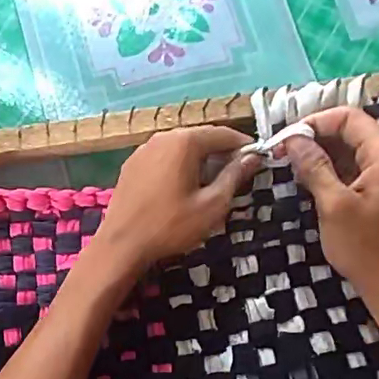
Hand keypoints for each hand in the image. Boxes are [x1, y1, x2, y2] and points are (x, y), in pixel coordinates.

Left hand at [93, 126, 260, 274]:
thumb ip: (234, 176)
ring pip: (180, 148)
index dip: (243, 146)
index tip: (257, 161)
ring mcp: (143, 150)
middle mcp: (162, 137)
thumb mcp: (212, 205)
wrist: (121, 245)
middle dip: (221, 154)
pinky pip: (163, 158)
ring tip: (210, 185)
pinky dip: (178, 166)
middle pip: (200, 138)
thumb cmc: (171, 226)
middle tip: (236, 177)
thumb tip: (253, 157)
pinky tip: (182, 188)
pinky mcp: (131, 165)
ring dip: (199, 160)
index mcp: (184, 142)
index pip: (223, 134)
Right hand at [280, 107, 378, 299]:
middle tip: (282, 152)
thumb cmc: (362, 245)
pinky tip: (306, 178)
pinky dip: (328, 167)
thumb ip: (314, 167)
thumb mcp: (333, 204)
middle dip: (314, 136)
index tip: (286, 139)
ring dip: (318, 152)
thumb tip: (294, 139)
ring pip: (347, 147)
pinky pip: (350, 165)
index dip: (314, 122)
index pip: (348, 118)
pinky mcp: (377, 187)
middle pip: (348, 129)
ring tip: (289, 164)